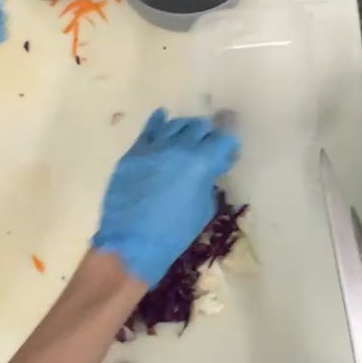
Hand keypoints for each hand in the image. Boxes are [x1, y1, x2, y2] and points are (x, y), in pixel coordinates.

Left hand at [91, 109, 239, 287]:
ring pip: (176, 124)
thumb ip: (208, 181)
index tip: (229, 149)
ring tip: (188, 136)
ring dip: (186, 129)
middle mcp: (180, 147)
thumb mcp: (204, 208)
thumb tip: (207, 169)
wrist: (132, 243)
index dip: (230, 142)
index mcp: (202, 162)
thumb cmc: (174, 233)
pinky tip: (163, 119)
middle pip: (201, 126)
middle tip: (209, 145)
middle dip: (209, 134)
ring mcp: (154, 147)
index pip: (224, 137)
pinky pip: (149, 129)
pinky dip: (159, 123)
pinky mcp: (134, 152)